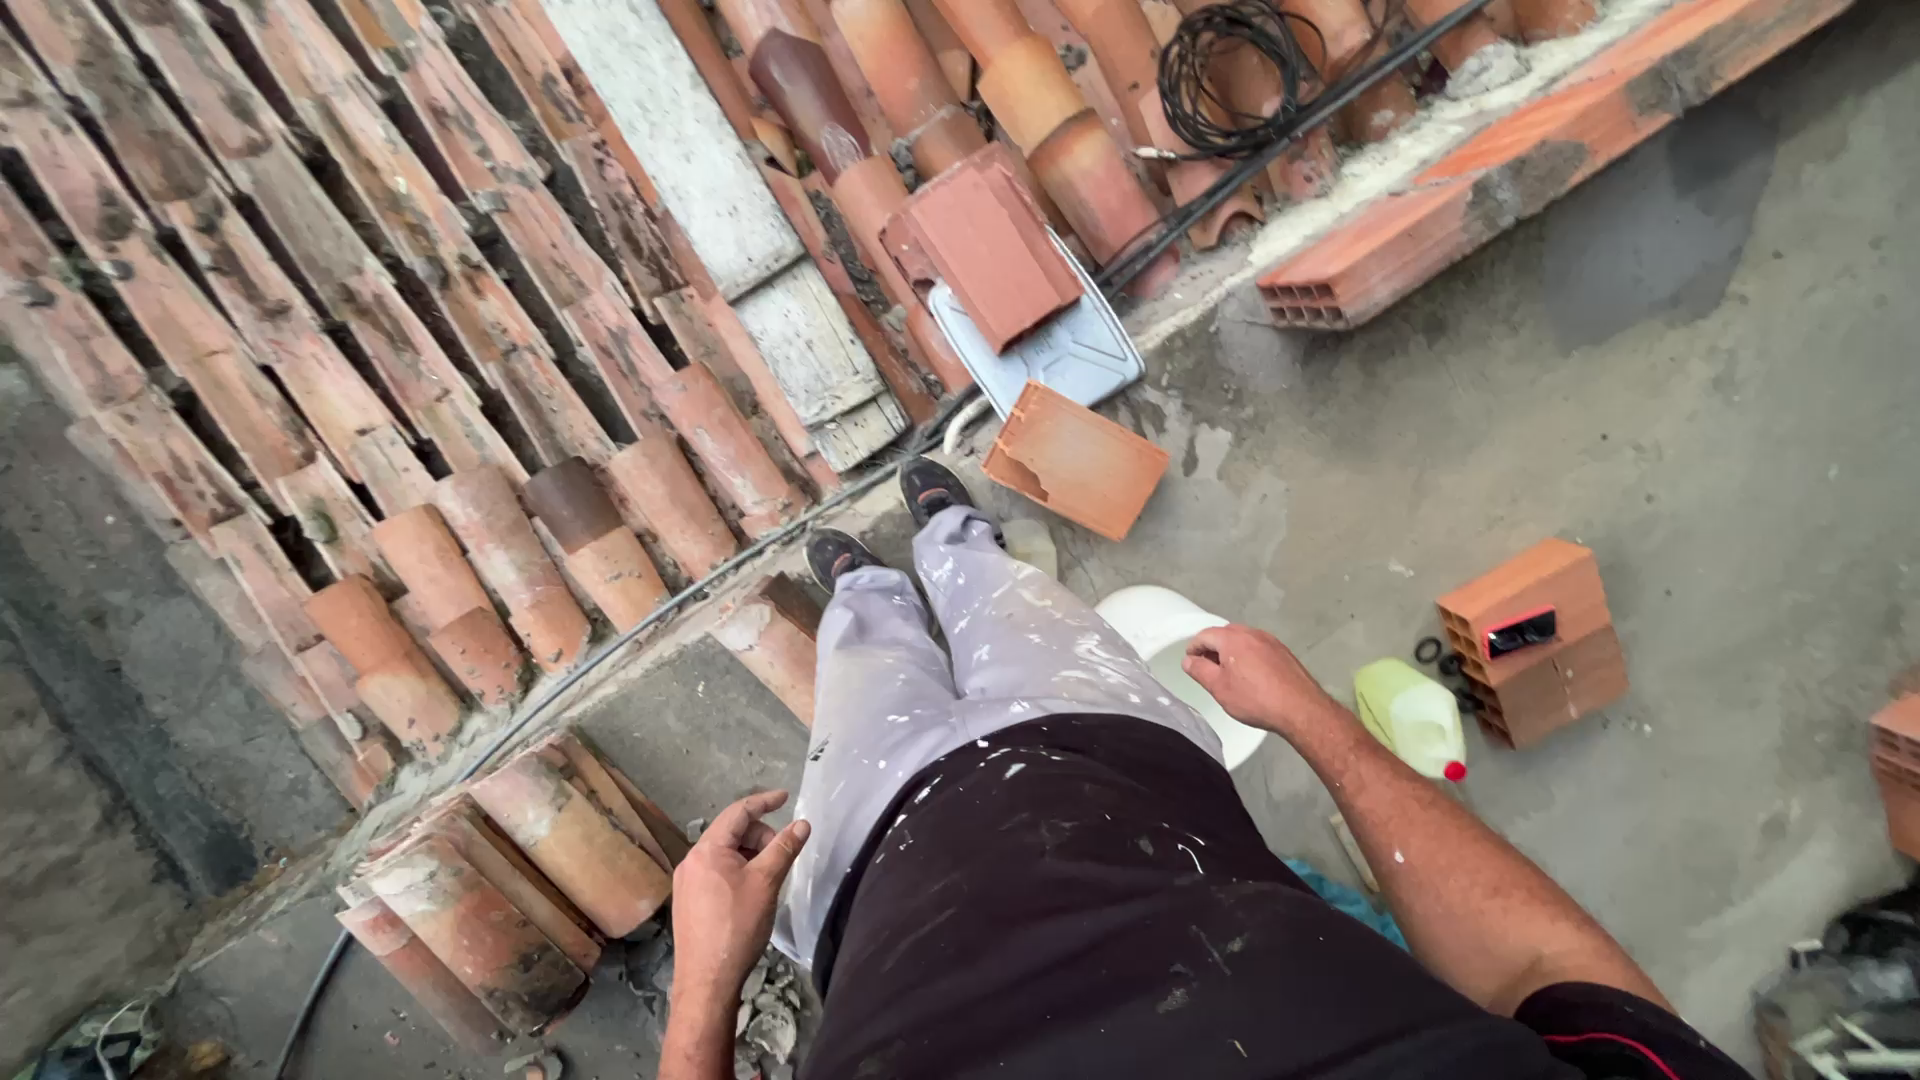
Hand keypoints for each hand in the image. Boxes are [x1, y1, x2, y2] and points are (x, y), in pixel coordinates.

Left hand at [669, 790, 810, 1012]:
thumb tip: (802, 823)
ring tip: (769, 877)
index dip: (764, 801)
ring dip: (750, 854)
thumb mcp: (767, 882)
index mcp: (707, 850)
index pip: (738, 812)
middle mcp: (691, 861)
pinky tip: (752, 892)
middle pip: (732, 832)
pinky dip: (738, 870)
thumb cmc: (737, 927)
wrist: (707, 983)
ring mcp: (687, 883)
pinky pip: (717, 871)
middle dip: (760, 836)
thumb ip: (784, 848)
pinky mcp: (689, 902)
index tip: (786, 797)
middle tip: (782, 855)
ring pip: (725, 853)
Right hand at [1182, 624, 1346, 736]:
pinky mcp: (1284, 652)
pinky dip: (1249, 655)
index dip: (1193, 648)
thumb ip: (1200, 670)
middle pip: (1225, 634)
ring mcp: (1271, 641)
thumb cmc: (1255, 699)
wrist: (1301, 709)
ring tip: (1230, 672)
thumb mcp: (1219, 688)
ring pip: (1243, 640)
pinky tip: (1252, 675)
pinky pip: (1259, 647)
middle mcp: (1252, 633)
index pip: (1204, 635)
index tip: (1190, 662)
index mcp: (1232, 639)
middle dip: (1213, 647)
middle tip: (1208, 668)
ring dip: (1232, 651)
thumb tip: (1188, 660)